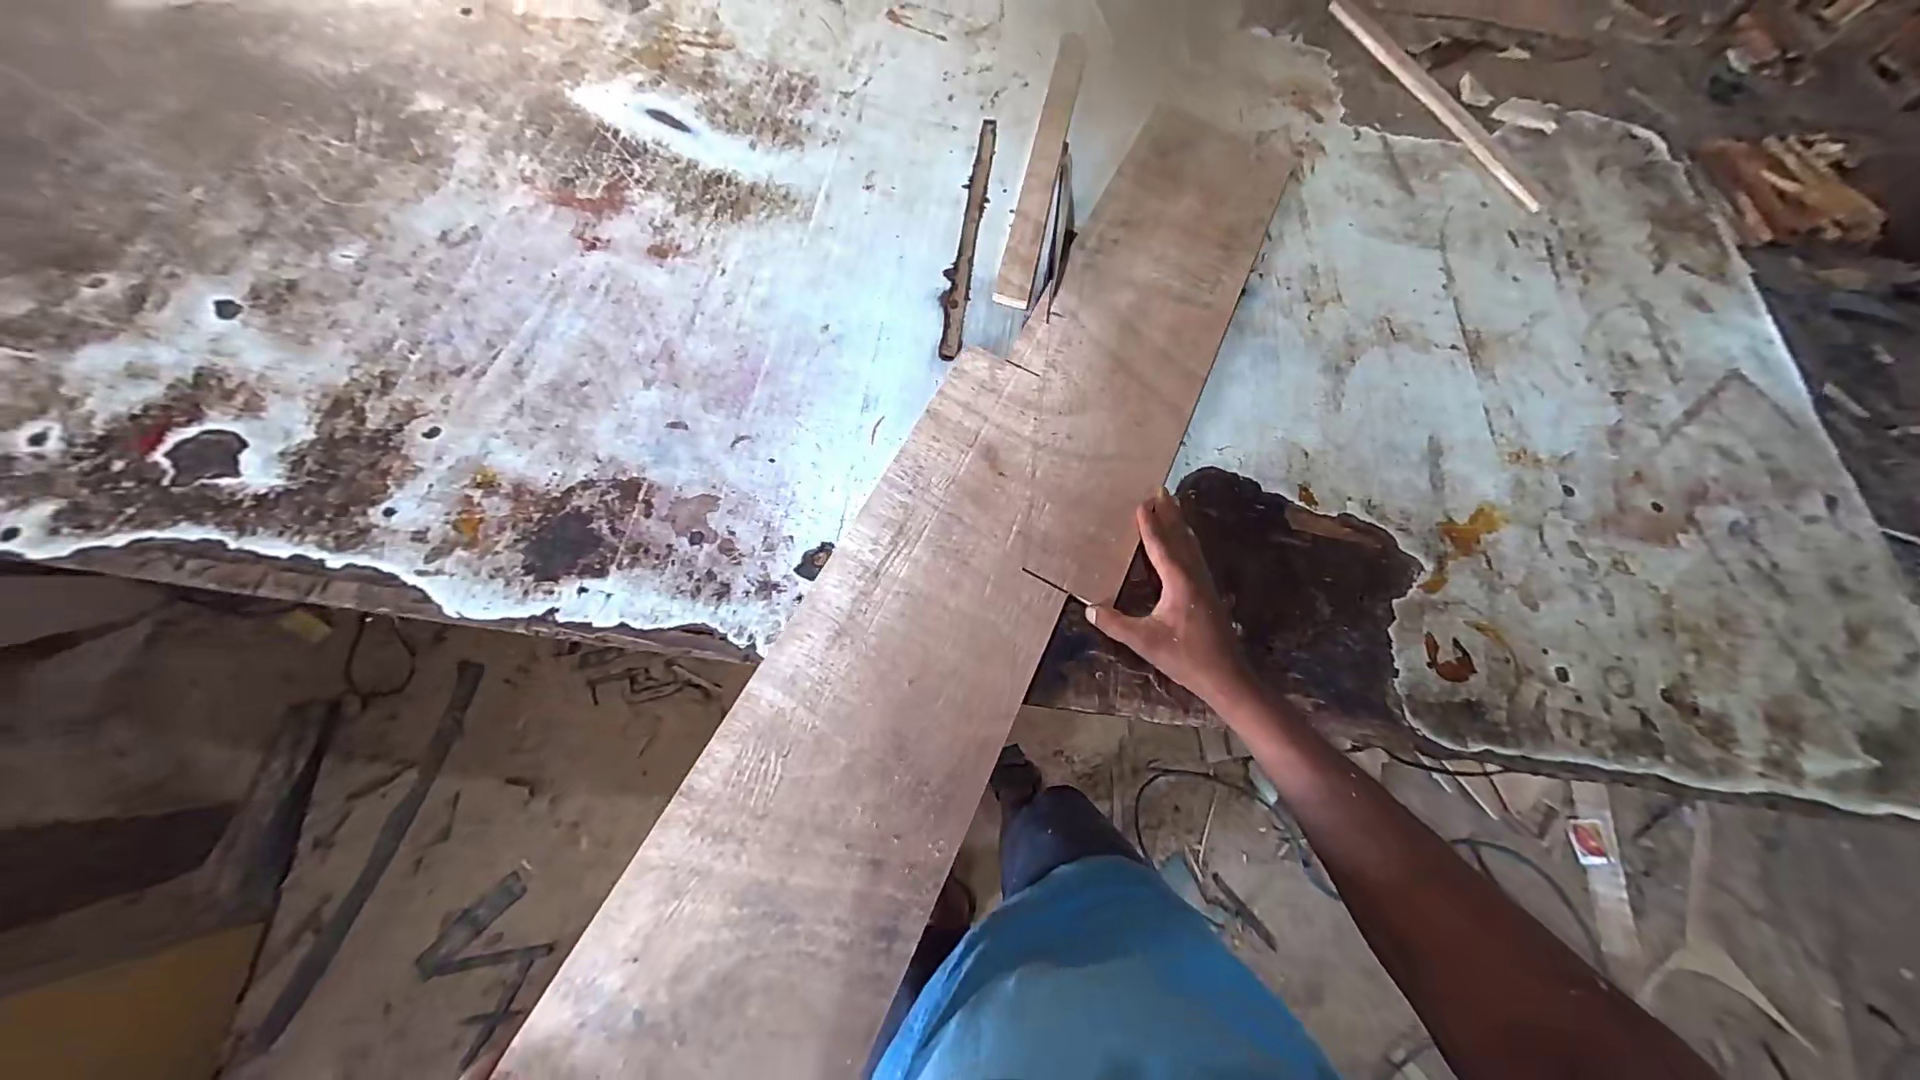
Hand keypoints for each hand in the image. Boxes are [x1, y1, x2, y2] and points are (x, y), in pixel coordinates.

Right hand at [1086, 489, 1253, 707]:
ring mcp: (1204, 583)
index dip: (1149, 524)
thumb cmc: (1186, 658)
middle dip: (1169, 513)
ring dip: (1179, 523)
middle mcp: (1194, 576)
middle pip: (1180, 536)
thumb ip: (1116, 624)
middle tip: (1159, 489)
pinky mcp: (1208, 592)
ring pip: (1190, 545)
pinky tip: (1183, 543)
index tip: (1141, 502)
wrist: (1227, 676)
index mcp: (1179, 581)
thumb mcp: (1145, 642)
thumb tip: (1089, 608)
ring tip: (1171, 505)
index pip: (1160, 546)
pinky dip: (1185, 541)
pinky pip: (1194, 556)